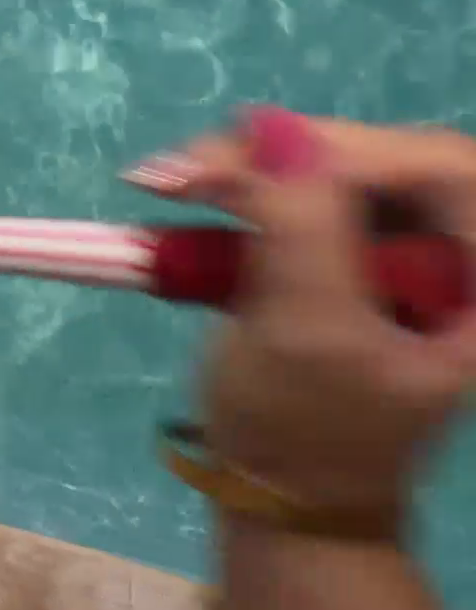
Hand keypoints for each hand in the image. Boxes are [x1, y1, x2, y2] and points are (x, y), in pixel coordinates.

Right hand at [127, 109, 475, 515]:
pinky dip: (232, 192)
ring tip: (162, 185)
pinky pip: (291, 195)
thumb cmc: (302, 421)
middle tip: (173, 176)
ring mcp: (395, 250)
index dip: (327, 151)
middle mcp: (456, 252)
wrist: (282, 482)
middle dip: (268, 155)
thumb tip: (273, 127)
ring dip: (239, 169)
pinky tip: (185, 200)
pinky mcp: (338, 253)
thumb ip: (298, 226)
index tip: (215, 174)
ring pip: (323, 169)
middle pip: (373, 158)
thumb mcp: (301, 327)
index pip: (434, 168)